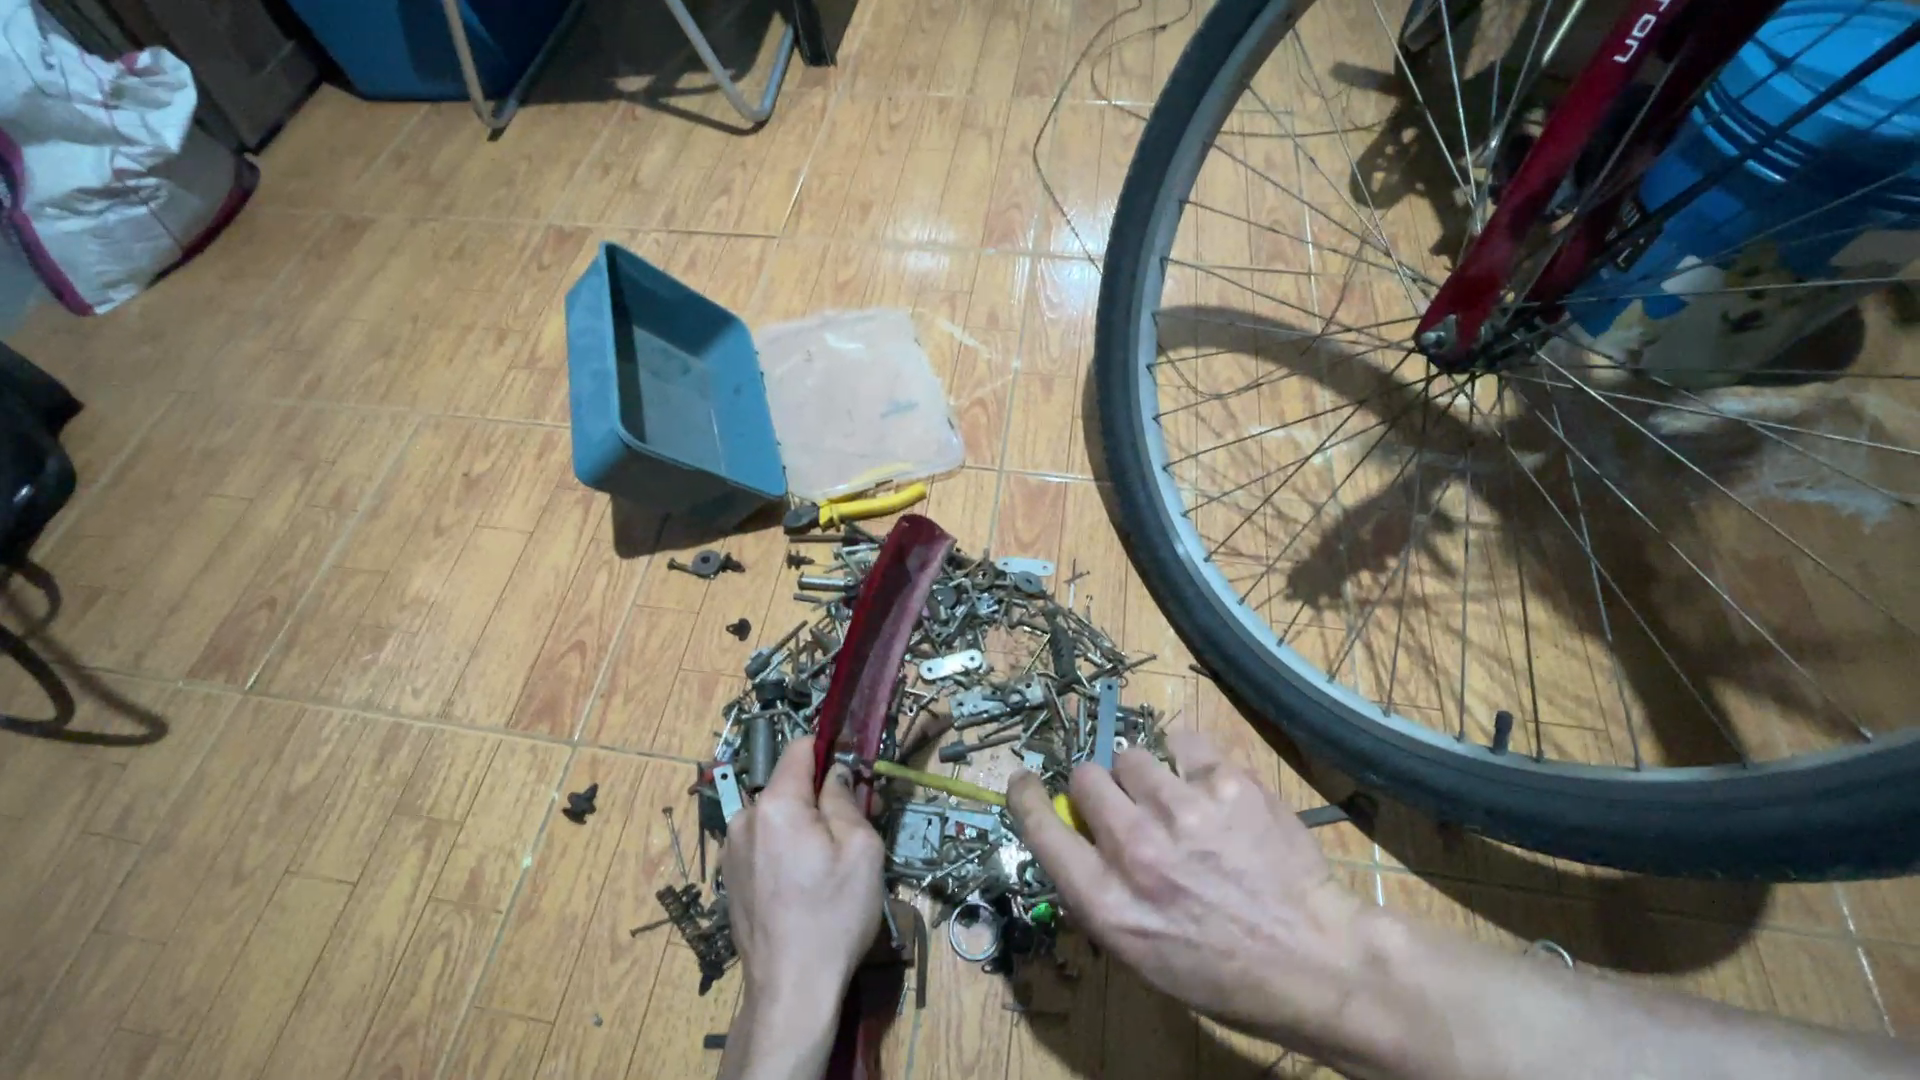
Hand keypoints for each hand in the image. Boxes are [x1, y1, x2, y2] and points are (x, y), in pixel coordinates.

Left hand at [721, 736, 884, 1004]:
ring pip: (778, 815)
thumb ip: (846, 799)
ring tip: (831, 863)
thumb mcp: (861, 848)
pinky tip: (806, 883)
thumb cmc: (833, 914)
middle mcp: (744, 818)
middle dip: (821, 795)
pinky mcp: (732, 877)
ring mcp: (732, 850)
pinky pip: (765, 842)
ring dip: (804, 824)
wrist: (791, 988)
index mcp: (775, 804)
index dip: (831, 749)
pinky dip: (787, 848)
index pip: (800, 748)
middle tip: (853, 827)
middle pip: (789, 785)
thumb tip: (838, 772)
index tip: (855, 767)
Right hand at [1007, 732, 1368, 1037]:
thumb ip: (1097, 890)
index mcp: (1106, 899)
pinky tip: (1209, 790)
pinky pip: (1184, 743)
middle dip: (1100, 789)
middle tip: (1127, 808)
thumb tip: (1076, 835)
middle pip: (1086, 777)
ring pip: (1133, 757)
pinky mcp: (1227, 783)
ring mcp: (1183, 809)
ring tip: (1176, 803)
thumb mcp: (1137, 953)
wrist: (1312, 961)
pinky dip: (1189, 762)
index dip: (1027, 797)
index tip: (1024, 781)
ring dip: (1145, 778)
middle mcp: (1135, 847)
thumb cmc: (1218, 970)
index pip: (1041, 827)